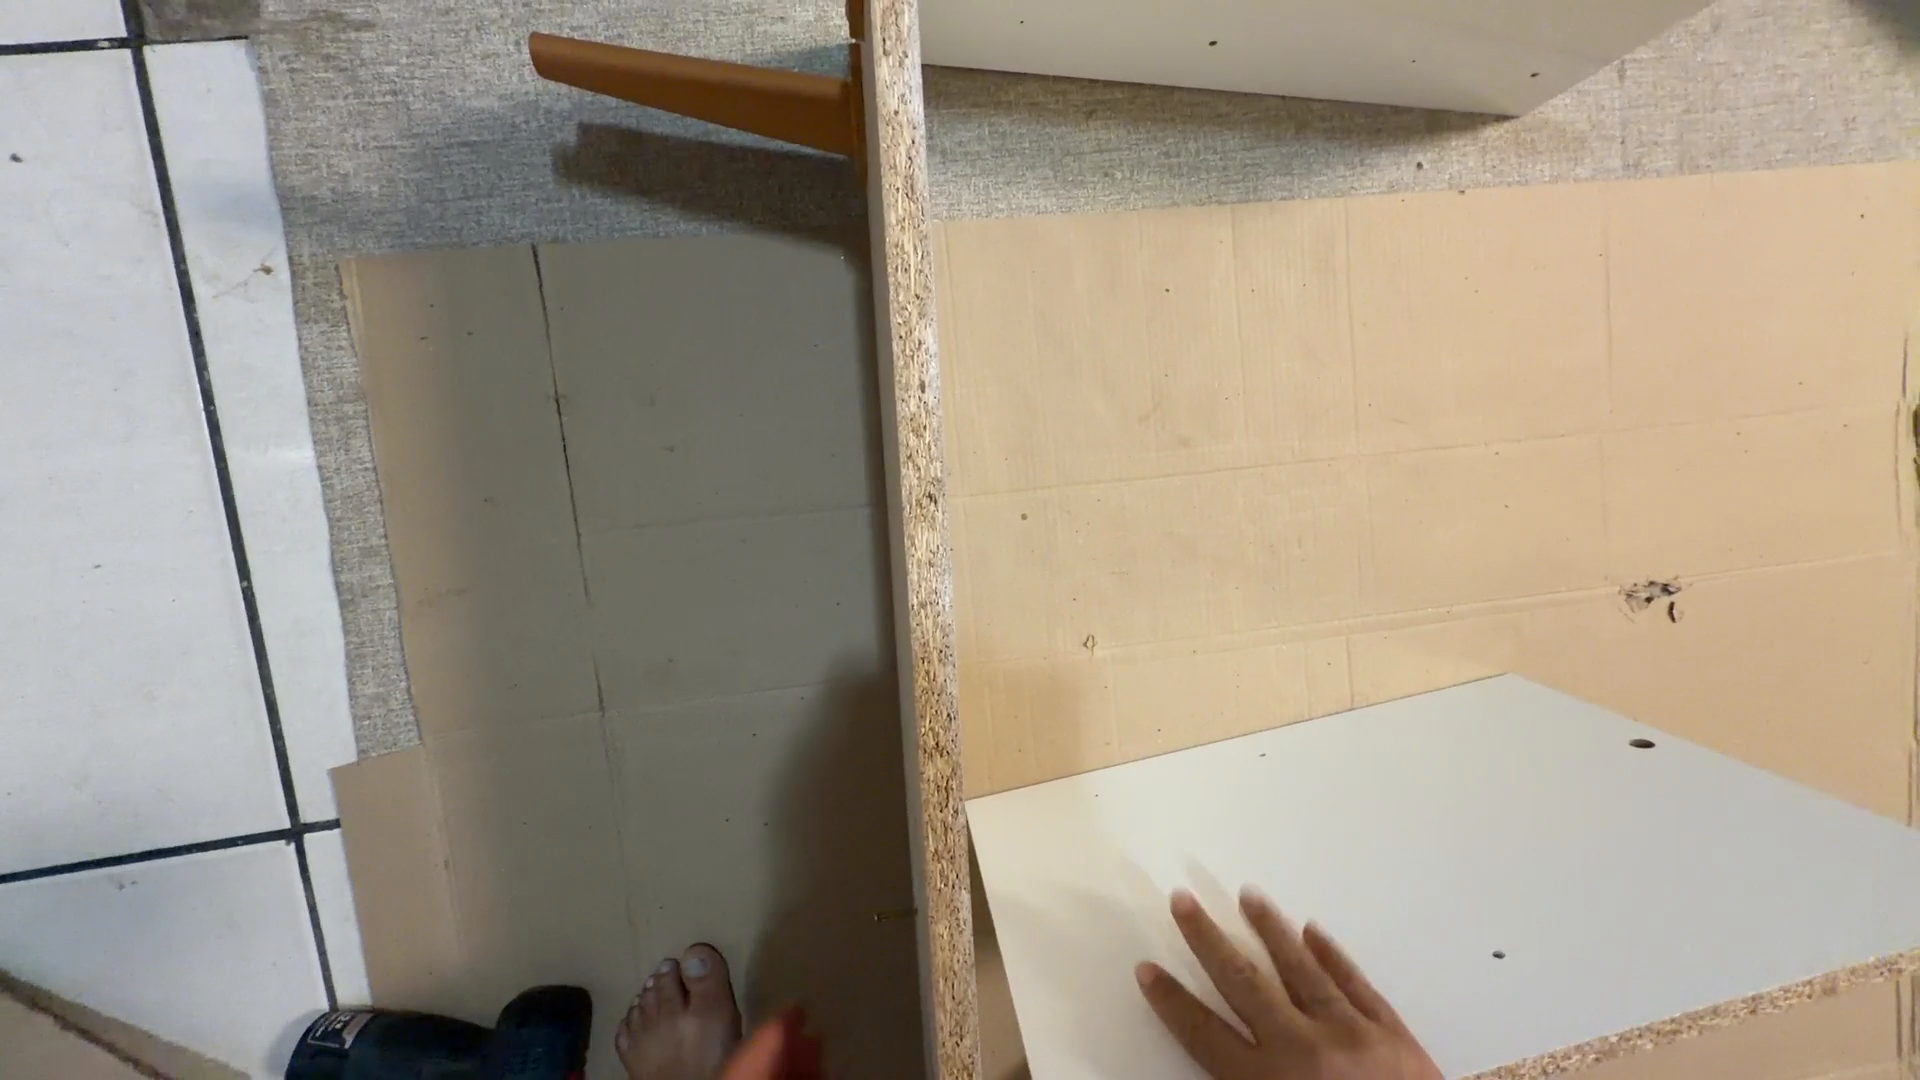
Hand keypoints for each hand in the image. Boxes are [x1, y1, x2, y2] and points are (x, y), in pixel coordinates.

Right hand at [1136, 888, 1443, 1079]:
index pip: (1204, 1034)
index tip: (1147, 968)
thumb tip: (1215, 1069)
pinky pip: (1357, 985)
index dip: (1172, 1000)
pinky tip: (1314, 930)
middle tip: (1183, 899)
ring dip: (1270, 929)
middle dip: (1207, 939)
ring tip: (1249, 894)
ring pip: (1300, 968)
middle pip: (1242, 983)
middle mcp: (1301, 1049)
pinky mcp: (1395, 1036)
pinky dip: (1333, 955)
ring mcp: (1350, 1036)